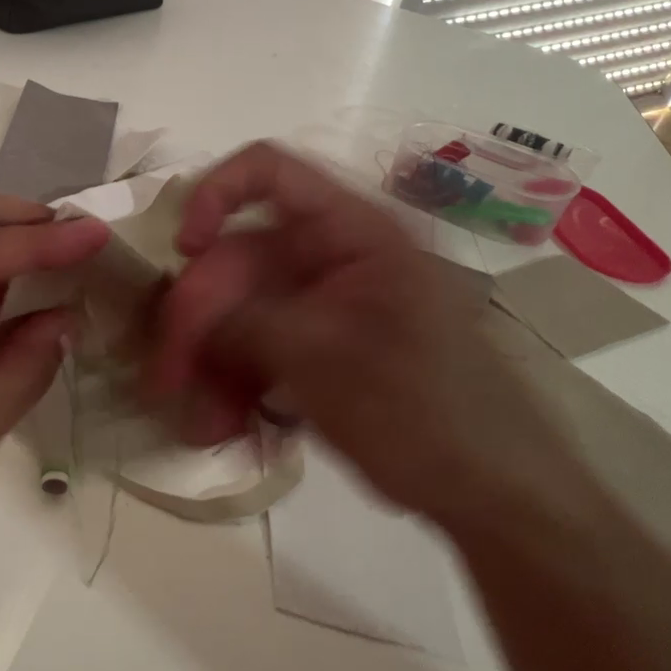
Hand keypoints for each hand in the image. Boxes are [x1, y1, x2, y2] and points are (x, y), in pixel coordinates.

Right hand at [150, 142, 600, 533]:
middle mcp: (335, 255)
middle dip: (197, 320)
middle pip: (238, 258)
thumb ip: (241, 323)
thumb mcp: (323, 362)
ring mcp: (326, 302)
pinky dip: (234, 381)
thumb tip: (181, 311)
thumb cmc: (429, 415)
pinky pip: (259, 346)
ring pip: (240, 310)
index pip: (269, 171)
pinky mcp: (321, 344)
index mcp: (355, 232)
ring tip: (200, 423)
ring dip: (210, 363)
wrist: (504, 499)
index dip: (212, 195)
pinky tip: (225, 427)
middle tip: (166, 376)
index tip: (182, 249)